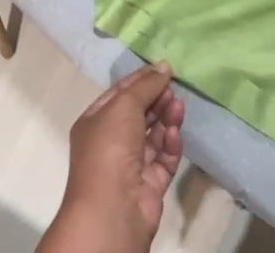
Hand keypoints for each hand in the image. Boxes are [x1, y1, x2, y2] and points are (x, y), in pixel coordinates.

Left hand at [38, 60, 186, 252]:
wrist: (112, 209)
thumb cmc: (110, 148)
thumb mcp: (124, 105)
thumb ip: (146, 85)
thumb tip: (164, 65)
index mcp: (95, 122)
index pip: (120, 94)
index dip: (141, 79)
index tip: (164, 68)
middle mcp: (111, 142)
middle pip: (139, 114)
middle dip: (156, 98)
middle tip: (174, 86)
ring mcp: (131, 164)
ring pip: (154, 134)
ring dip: (166, 118)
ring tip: (179, 105)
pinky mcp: (151, 183)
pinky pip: (164, 158)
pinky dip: (170, 144)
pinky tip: (174, 133)